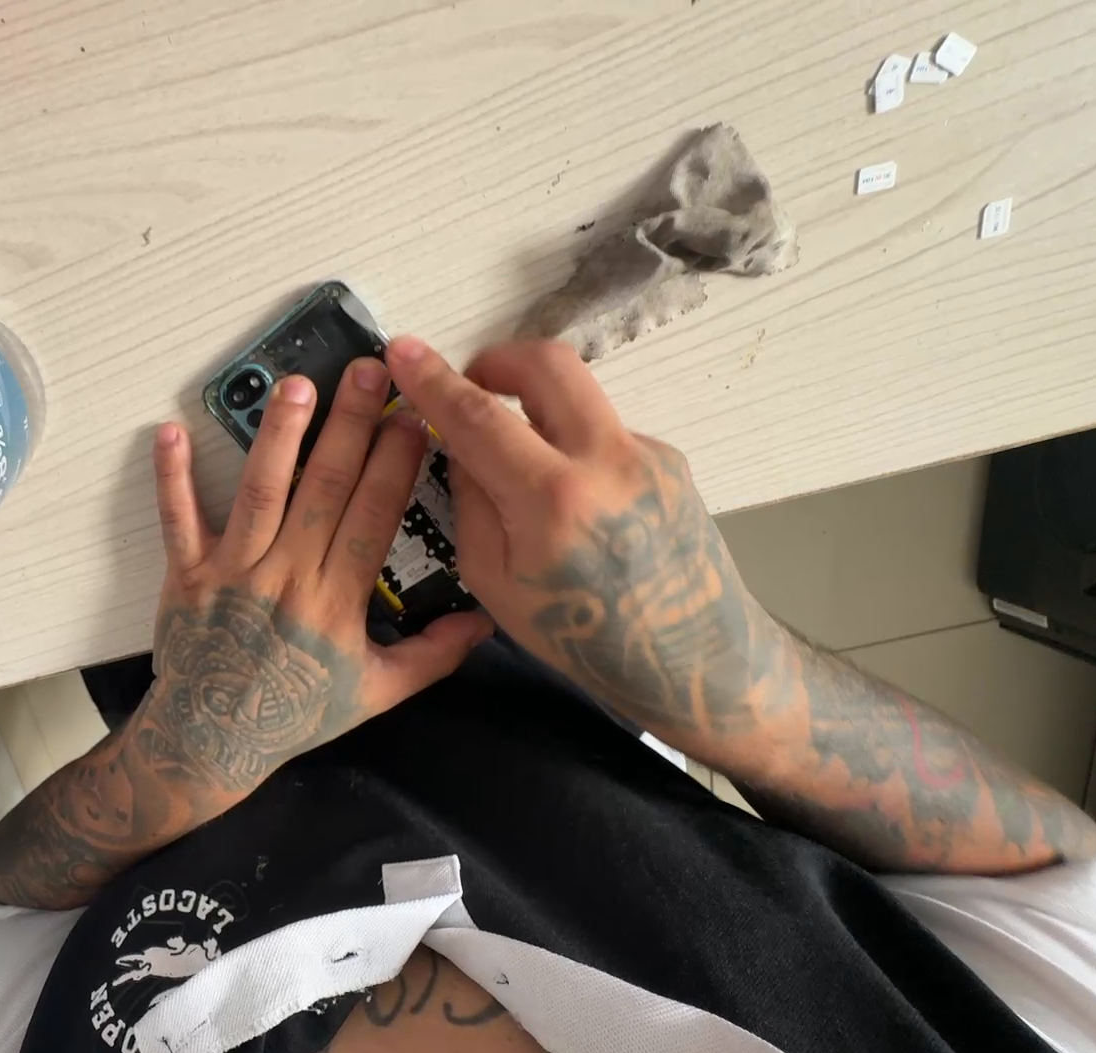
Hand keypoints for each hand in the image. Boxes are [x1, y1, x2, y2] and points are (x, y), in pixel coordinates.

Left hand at [145, 357, 497, 789]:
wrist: (213, 738)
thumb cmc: (295, 714)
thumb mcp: (375, 695)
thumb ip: (432, 657)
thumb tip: (487, 620)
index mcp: (336, 602)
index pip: (373, 519)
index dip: (395, 465)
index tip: (415, 417)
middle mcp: (286, 577)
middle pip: (323, 491)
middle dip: (350, 426)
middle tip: (368, 370)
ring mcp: (232, 572)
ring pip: (259, 495)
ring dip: (277, 438)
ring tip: (294, 386)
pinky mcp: (186, 574)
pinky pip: (178, 520)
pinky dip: (172, 479)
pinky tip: (168, 432)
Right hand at [384, 337, 775, 735]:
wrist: (696, 661)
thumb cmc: (576, 635)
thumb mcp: (492, 580)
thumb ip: (472, 503)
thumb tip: (463, 448)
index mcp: (551, 500)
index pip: (478, 417)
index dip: (431, 379)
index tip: (400, 348)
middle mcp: (608, 459)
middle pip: (549, 364)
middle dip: (496, 359)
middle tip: (469, 384)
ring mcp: (648, 454)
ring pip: (575, 398)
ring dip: (532, 407)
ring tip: (514, 463)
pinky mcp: (669, 461)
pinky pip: (598, 433)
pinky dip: (564, 446)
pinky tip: (566, 503)